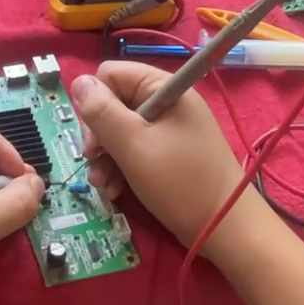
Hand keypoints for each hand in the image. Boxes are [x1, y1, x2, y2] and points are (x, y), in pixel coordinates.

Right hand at [70, 61, 274, 259]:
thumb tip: (79, 81)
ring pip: (118, 131)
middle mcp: (165, 103)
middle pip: (112, 104)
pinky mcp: (166, 154)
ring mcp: (167, 130)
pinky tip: (114, 189)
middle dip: (98, 134)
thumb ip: (102, 112)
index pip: (111, 75)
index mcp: (164, 89)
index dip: (95, 101)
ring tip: (103, 184)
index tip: (93, 134)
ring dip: (104, 157)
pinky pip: (132, 150)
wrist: (224, 229)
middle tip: (94, 159)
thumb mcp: (133, 145)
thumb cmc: (179, 182)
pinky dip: (118, 168)